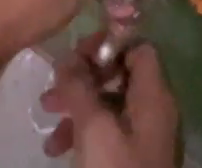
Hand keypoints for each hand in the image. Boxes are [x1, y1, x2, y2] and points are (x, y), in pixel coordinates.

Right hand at [41, 34, 180, 166]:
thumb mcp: (93, 128)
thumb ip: (80, 87)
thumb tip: (68, 59)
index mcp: (155, 96)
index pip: (139, 47)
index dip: (108, 44)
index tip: (76, 54)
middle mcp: (154, 111)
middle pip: (120, 74)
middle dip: (83, 77)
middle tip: (53, 85)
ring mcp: (145, 138)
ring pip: (109, 104)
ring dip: (76, 106)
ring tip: (46, 116)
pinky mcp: (132, 161)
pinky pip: (108, 132)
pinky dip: (82, 132)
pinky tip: (56, 148)